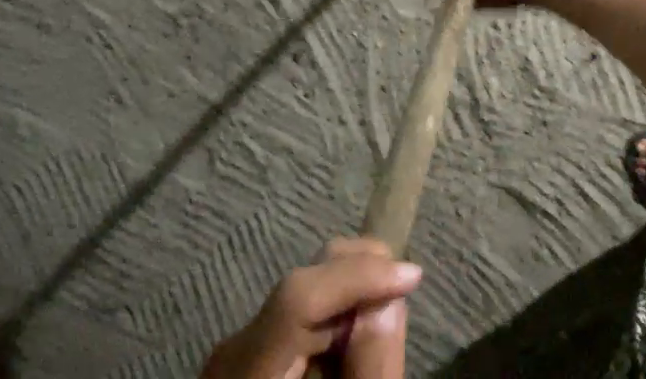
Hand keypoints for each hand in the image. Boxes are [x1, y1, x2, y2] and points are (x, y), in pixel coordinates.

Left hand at [201, 239, 420, 378]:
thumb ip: (371, 366)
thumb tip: (388, 300)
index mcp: (250, 373)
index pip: (298, 298)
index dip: (359, 276)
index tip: (414, 277)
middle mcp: (232, 351)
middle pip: (300, 286)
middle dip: (358, 279)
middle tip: (401, 296)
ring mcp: (235, 352)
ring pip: (300, 294)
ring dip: (347, 299)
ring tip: (374, 338)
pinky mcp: (246, 356)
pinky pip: (293, 315)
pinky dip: (330, 319)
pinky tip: (348, 350)